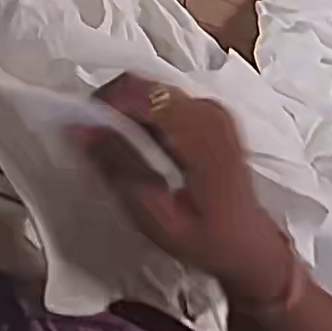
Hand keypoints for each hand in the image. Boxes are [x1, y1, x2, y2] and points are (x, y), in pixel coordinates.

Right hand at [78, 74, 296, 304]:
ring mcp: (212, 109)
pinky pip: (163, 98)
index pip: (140, 92)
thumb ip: (116, 167)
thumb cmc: (207, 239)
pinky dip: (141, 113)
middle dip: (110, 105)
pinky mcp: (210, 113)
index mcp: (200, 132)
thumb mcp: (153, 214)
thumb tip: (80, 130)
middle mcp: (209, 111)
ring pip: (150, 88)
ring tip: (113, 144)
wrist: (251, 246)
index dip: (102, 103)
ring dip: (124, 109)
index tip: (81, 126)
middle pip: (143, 85)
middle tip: (93, 138)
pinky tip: (137, 144)